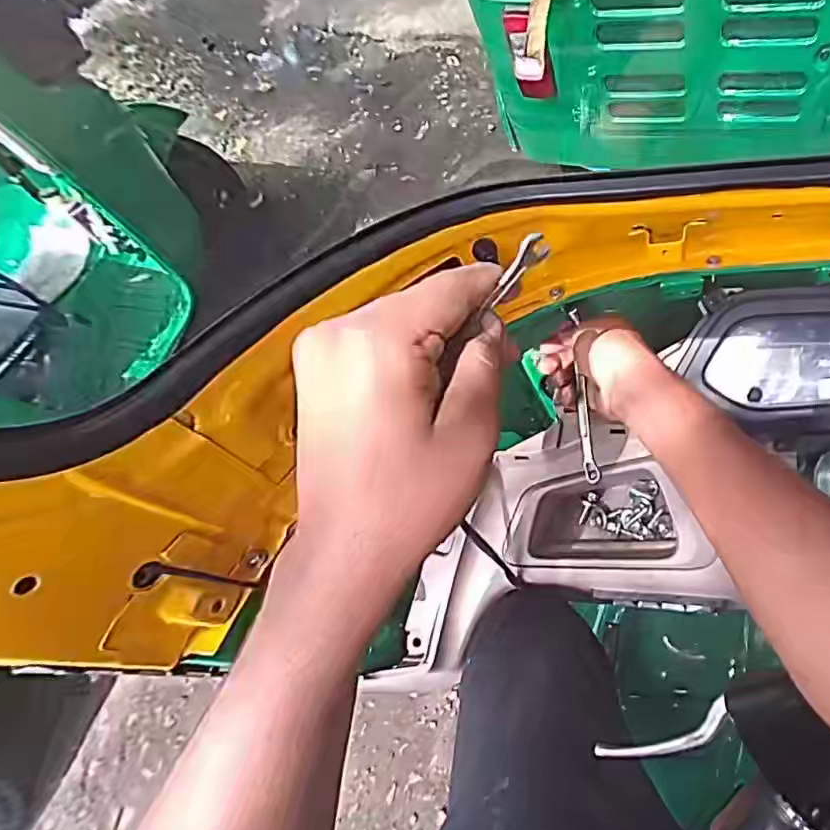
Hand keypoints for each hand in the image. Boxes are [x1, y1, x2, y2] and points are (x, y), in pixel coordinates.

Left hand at [289, 264, 513, 610]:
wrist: (348, 547)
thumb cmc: (399, 505)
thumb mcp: (471, 430)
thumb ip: (486, 364)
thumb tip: (490, 332)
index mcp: (378, 343)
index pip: (448, 287)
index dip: (490, 286)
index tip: (513, 283)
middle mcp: (339, 337)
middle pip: (422, 300)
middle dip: (465, 322)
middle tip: (497, 353)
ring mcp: (321, 353)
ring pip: (400, 319)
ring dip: (437, 338)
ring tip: (463, 382)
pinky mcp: (317, 371)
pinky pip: (374, 340)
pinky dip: (408, 352)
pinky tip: (429, 387)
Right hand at [536, 316, 676, 424]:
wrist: (627, 387)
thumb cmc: (619, 356)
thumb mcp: (585, 334)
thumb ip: (569, 335)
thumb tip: (560, 339)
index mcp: (608, 330)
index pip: (577, 333)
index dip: (558, 340)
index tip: (545, 346)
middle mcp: (607, 353)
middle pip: (571, 356)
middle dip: (555, 360)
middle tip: (548, 364)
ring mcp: (604, 376)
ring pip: (571, 377)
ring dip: (559, 379)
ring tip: (558, 379)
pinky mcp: (600, 398)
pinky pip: (576, 395)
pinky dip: (568, 395)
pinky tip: (567, 392)